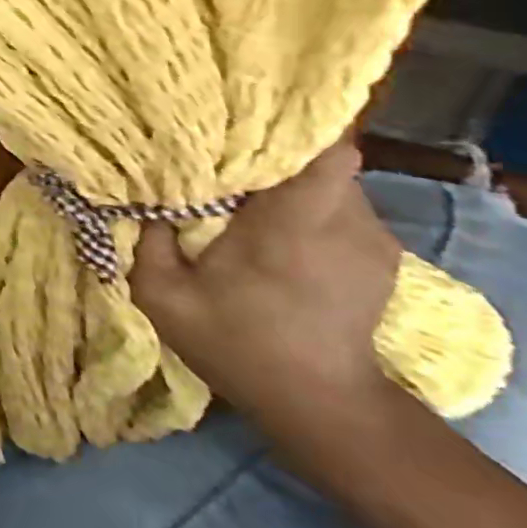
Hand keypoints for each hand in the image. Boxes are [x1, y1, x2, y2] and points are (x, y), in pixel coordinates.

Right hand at [131, 143, 401, 423]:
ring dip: (291, 182)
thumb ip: (148, 240)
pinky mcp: (382, 254)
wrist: (320, 403)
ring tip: (249, 196)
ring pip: (331, 181)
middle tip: (229, 160)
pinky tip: (278, 231)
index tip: (244, 124)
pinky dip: (309, 205)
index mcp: (292, 227)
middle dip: (277, 153)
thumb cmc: (236, 345)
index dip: (290, 129)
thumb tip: (145, 195)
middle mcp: (344, 223)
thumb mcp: (163, 296)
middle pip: (321, 158)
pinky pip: (341, 206)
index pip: (323, 153)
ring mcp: (372, 239)